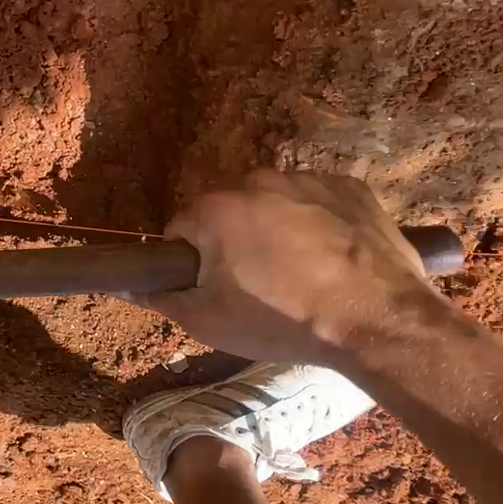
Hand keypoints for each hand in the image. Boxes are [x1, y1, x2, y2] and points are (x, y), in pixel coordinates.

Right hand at [133, 169, 452, 365]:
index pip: (182, 229)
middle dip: (233, 241)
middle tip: (258, 285)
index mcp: (213, 208)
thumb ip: (158, 296)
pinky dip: (318, 220)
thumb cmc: (282, 321)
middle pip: (227, 212)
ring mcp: (307, 179)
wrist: (381, 324)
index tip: (217, 289)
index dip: (194, 263)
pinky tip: (331, 256)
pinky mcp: (351, 186)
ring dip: (275, 228)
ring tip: (301, 273)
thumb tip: (120, 285)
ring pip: (272, 203)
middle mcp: (255, 180)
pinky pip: (317, 199)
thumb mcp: (207, 319)